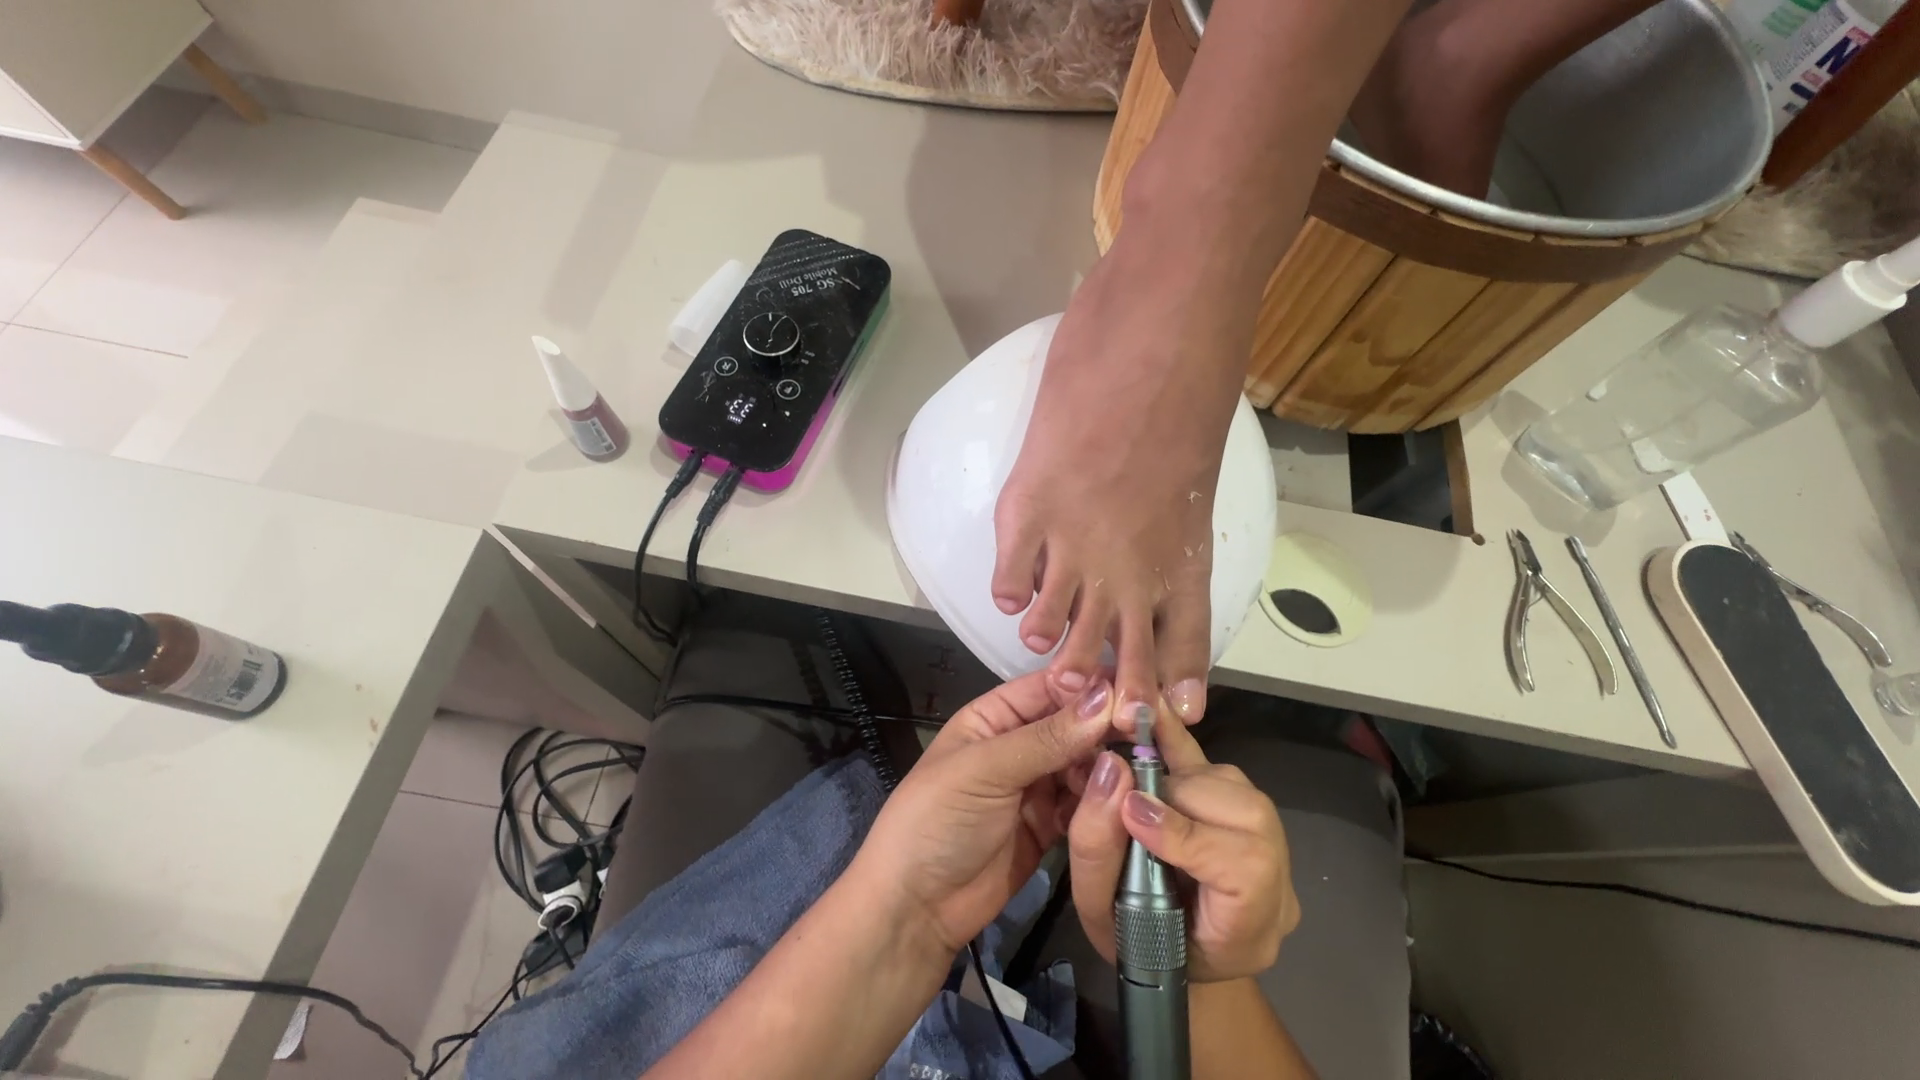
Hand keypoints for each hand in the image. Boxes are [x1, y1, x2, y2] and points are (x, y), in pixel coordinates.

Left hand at [848, 673, 1116, 957]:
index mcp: (995, 717)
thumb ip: (1045, 738)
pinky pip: (1088, 805)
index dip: (1091, 689)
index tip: (1136, 695)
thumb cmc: (936, 822)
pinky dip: (1106, 803)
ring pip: (1087, 765)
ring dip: (1110, 768)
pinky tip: (1129, 803)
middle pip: (1075, 726)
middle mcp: (1020, 745)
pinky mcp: (1054, 826)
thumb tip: (1104, 699)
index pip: (1051, 688)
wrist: (916, 908)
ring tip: (1140, 774)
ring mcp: (1039, 787)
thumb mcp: (984, 771)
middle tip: (1151, 738)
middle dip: (1108, 731)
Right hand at [991, 217, 1259, 730]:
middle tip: (1095, 704)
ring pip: (1062, 620)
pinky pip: (1013, 570)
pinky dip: (1011, 588)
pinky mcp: (1032, 499)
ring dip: (1056, 644)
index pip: (1185, 637)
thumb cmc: (1199, 375)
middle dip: (1111, 685)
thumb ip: (1176, 505)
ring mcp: (1077, 535)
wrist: (1168, 317)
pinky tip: (1012, 597)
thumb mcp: (1202, 457)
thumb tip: (1146, 527)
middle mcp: (1132, 559)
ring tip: (1047, 653)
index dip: (1179, 680)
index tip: (1177, 716)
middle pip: (1118, 645)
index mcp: (1185, 548)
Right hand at [1067, 706, 1298, 981]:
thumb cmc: (1134, 943)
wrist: (1170, 952)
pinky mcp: (1246, 806)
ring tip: (1134, 780)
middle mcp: (1277, 883)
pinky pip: (1219, 766)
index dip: (1188, 832)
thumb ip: (1099, 850)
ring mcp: (1272, 842)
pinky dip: (1181, 740)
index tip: (1132, 811)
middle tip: (1122, 790)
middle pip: (1246, 815)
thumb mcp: (1099, 915)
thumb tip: (1110, 769)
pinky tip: (1151, 716)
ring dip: (1179, 773)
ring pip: (1236, 785)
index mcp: (1251, 930)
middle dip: (1176, 793)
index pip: (1244, 870)